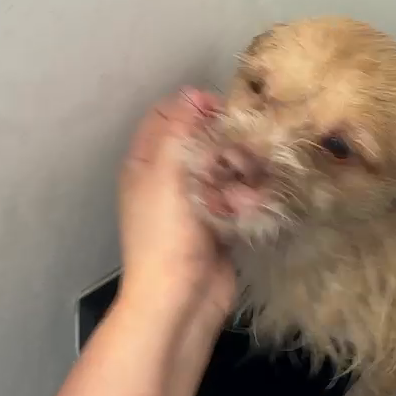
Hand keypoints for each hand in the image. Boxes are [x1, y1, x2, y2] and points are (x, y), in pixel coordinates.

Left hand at [118, 89, 236, 324]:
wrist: (179, 300)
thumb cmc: (166, 237)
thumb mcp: (165, 175)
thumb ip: (179, 130)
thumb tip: (192, 94)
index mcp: (146, 164)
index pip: (168, 116)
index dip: (193, 108)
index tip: (222, 112)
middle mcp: (169, 179)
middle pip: (204, 141)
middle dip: (227, 145)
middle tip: (240, 157)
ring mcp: (197, 203)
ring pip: (228, 169)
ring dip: (242, 177)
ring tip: (243, 195)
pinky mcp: (221, 225)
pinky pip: (241, 198)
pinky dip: (248, 202)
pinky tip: (249, 211)